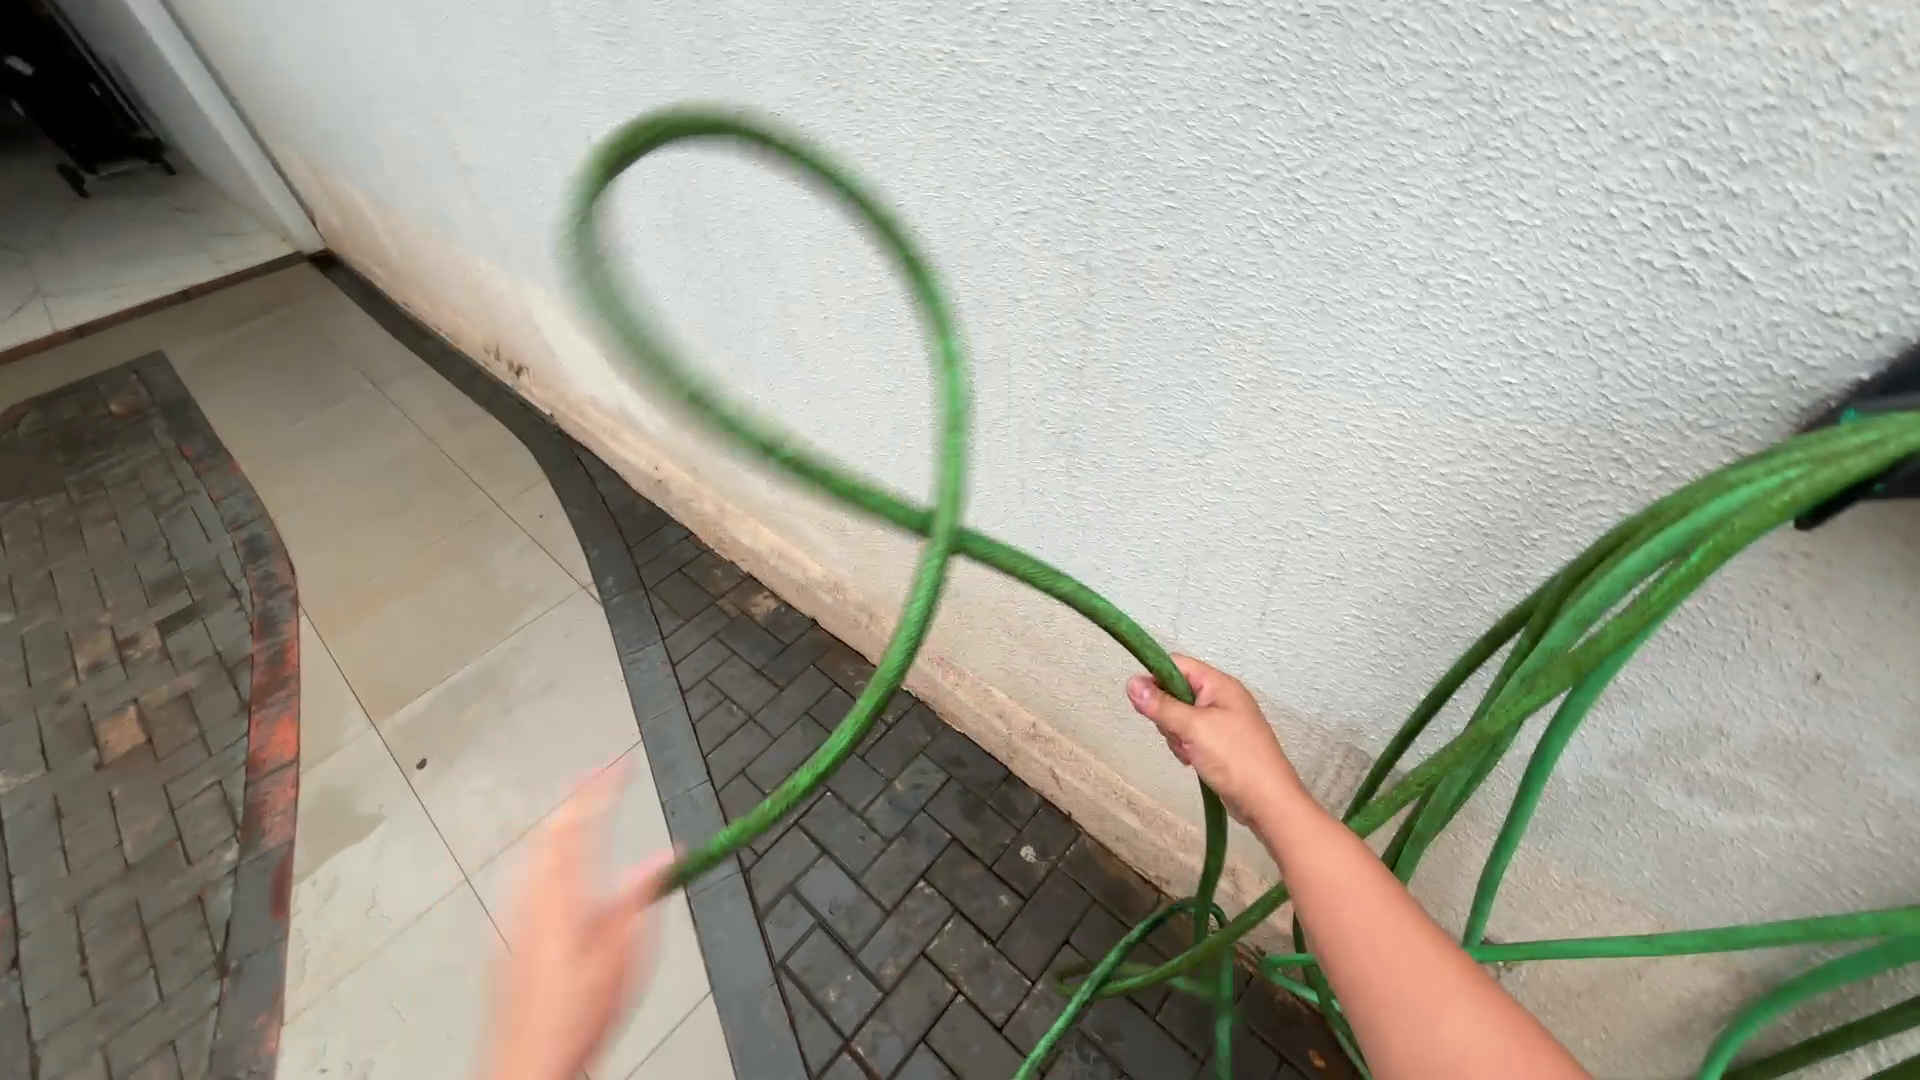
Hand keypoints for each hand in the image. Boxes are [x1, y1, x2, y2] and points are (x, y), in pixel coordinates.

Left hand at [483, 765, 675, 1079]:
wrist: (524, 1073)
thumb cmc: (579, 1017)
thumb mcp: (624, 958)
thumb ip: (641, 897)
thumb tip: (669, 852)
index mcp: (563, 899)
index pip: (580, 826)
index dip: (601, 789)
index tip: (621, 763)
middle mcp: (532, 900)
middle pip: (549, 832)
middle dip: (577, 795)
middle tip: (602, 772)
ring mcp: (515, 919)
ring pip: (535, 851)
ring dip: (561, 820)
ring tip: (584, 802)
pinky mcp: (509, 938)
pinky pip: (529, 872)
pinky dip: (549, 848)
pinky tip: (559, 856)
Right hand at [1127, 655, 1307, 826]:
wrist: (1269, 803)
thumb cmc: (1235, 759)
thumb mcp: (1193, 728)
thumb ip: (1161, 705)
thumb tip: (1131, 683)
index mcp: (1219, 684)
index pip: (1177, 665)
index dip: (1155, 677)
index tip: (1143, 701)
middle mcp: (1221, 698)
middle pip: (1175, 691)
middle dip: (1167, 714)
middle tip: (1178, 734)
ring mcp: (1221, 721)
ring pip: (1179, 716)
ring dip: (1176, 735)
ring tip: (1190, 752)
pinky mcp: (1219, 742)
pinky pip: (1190, 735)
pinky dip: (1185, 746)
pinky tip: (1193, 761)